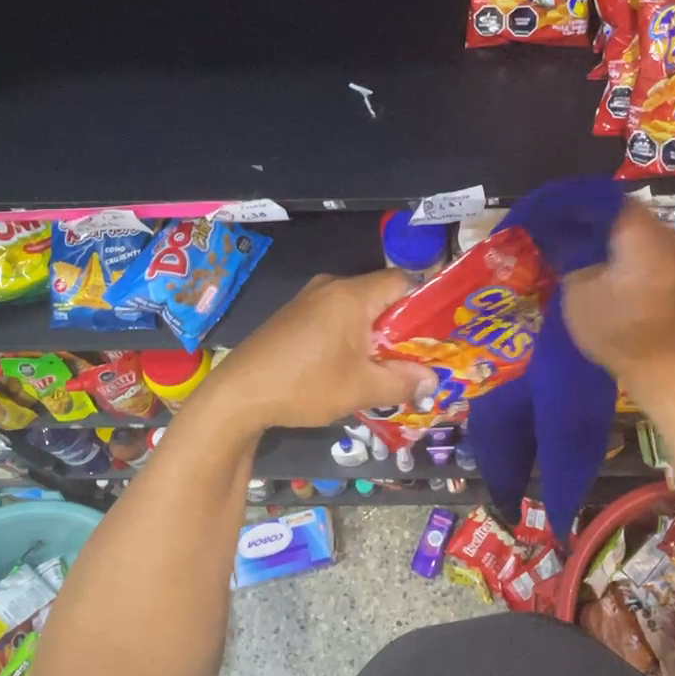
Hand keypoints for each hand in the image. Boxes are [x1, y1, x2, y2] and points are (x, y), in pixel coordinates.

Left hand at [192, 270, 436, 430]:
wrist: (239, 394)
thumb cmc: (305, 384)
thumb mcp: (361, 389)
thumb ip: (401, 382)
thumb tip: (431, 381)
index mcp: (352, 295)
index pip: (403, 281)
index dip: (424, 302)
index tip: (436, 331)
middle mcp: (331, 287)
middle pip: (380, 294)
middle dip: (400, 324)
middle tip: (415, 355)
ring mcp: (308, 299)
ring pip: (356, 308)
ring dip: (373, 332)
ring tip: (385, 365)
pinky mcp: (293, 315)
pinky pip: (334, 316)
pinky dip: (349, 334)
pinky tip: (348, 365)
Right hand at [562, 202, 674, 386]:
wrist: (661, 370)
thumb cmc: (617, 332)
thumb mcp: (578, 291)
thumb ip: (568, 253)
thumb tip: (556, 231)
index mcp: (644, 239)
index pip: (610, 200)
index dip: (579, 201)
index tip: (553, 209)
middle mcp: (667, 238)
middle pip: (626, 210)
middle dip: (593, 214)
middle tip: (561, 223)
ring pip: (636, 224)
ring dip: (608, 228)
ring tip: (576, 239)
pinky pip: (646, 241)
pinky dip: (622, 242)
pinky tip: (599, 256)